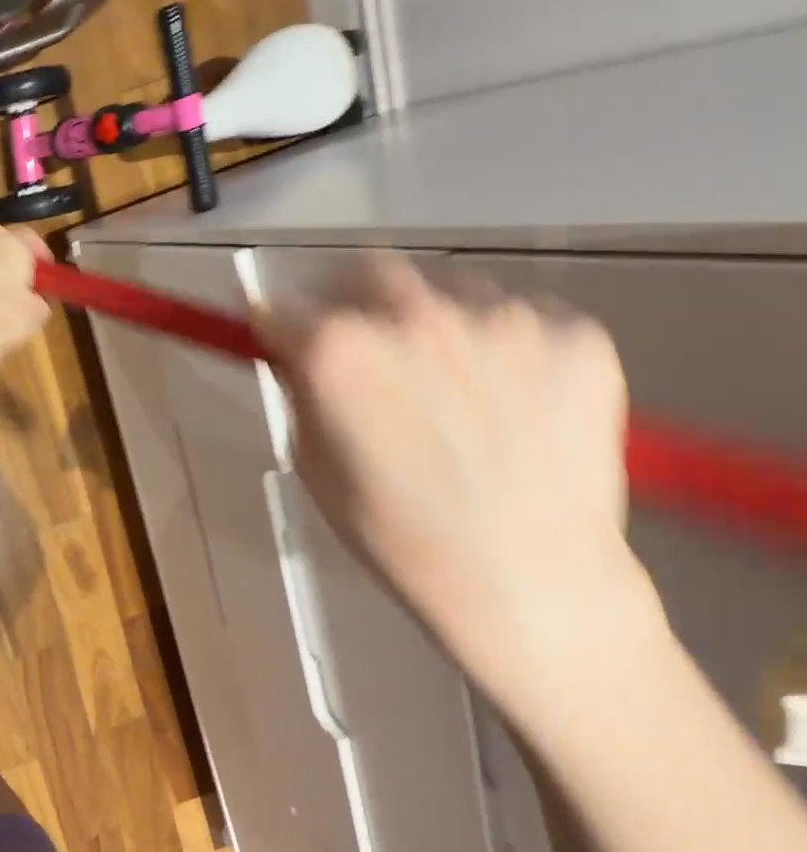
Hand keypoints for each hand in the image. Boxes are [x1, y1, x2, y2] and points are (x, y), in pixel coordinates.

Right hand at [261, 256, 659, 681]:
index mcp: (340, 349)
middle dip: (349, 300)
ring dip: (431, 321)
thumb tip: (300, 355)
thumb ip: (305, 393)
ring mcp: (507, 319)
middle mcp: (418, 315)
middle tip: (359, 345)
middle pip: (368, 273)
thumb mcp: (314, 462)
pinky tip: (505, 402)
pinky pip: (522, 319)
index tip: (278, 339)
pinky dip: (502, 347)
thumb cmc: (394, 532)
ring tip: (445, 383)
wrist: (527, 579)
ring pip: (450, 292)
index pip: (283, 307)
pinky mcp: (576, 335)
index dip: (275, 326)